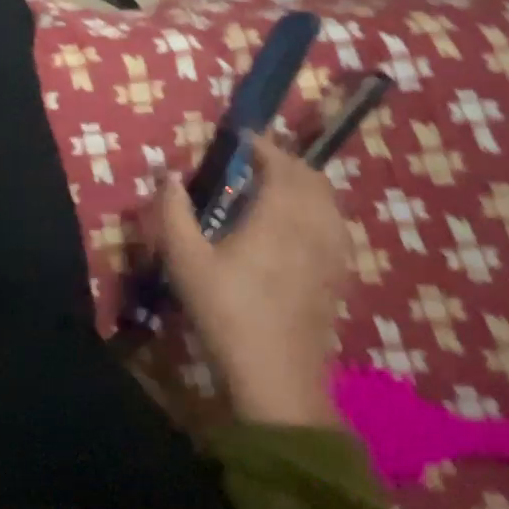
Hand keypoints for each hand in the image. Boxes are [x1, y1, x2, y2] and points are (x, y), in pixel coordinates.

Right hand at [151, 136, 350, 426]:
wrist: (275, 372)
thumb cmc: (225, 308)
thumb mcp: (183, 258)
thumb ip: (173, 212)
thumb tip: (169, 177)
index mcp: (278, 218)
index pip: (281, 167)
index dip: (264, 147)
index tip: (242, 137)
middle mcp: (314, 228)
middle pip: (313, 181)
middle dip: (287, 162)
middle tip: (256, 157)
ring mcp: (333, 254)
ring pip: (330, 204)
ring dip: (305, 185)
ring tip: (275, 184)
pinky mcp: (339, 276)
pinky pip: (335, 227)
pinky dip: (318, 210)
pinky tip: (296, 224)